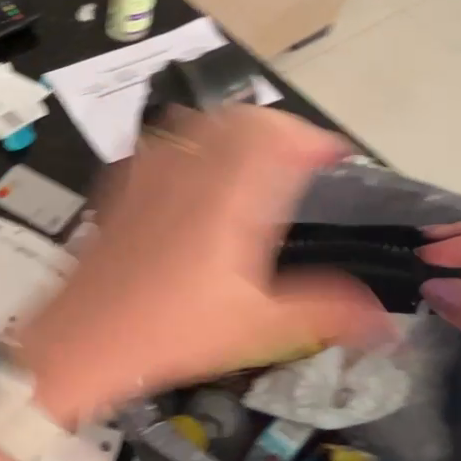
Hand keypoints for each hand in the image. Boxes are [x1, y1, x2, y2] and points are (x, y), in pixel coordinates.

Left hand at [12, 106, 385, 423]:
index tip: (332, 160)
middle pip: (234, 117)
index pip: (275, 134)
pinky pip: (154, 149)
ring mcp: (144, 179)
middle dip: (273, 129)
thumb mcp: (255, 329)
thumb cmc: (166, 334)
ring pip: (192, 124)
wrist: (77, 344)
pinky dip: (182, 148)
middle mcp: (185, 174)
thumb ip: (324, 313)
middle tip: (294, 161)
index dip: (311, 139)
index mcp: (227, 197)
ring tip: (246, 162)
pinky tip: (187, 180)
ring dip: (227, 131)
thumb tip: (383, 320)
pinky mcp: (115, 193)